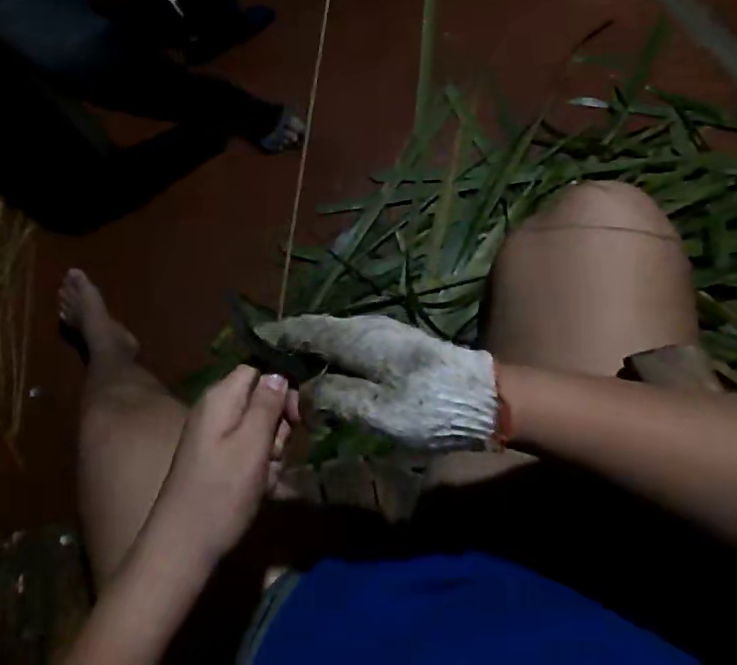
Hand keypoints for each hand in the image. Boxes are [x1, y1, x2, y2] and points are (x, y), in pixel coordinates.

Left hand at [141, 365, 294, 567]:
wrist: (181, 548)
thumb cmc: (221, 493)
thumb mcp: (252, 445)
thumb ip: (267, 404)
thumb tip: (279, 373)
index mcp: (220, 397)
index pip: (257, 371)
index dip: (280, 388)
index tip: (295, 417)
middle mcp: (215, 410)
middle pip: (260, 401)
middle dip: (277, 428)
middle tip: (273, 455)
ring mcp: (213, 436)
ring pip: (258, 430)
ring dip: (270, 453)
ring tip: (264, 479)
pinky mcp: (215, 460)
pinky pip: (247, 452)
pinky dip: (258, 468)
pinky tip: (257, 490)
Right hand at [256, 315, 498, 451]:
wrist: (483, 397)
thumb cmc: (425, 406)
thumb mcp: (372, 410)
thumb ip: (332, 397)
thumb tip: (302, 393)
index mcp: (355, 337)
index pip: (305, 329)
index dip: (279, 335)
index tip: (253, 340)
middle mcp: (365, 326)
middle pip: (319, 329)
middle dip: (292, 342)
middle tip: (267, 360)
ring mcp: (383, 332)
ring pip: (336, 335)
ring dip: (312, 348)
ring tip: (291, 368)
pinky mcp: (397, 344)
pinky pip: (350, 342)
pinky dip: (331, 353)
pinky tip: (329, 372)